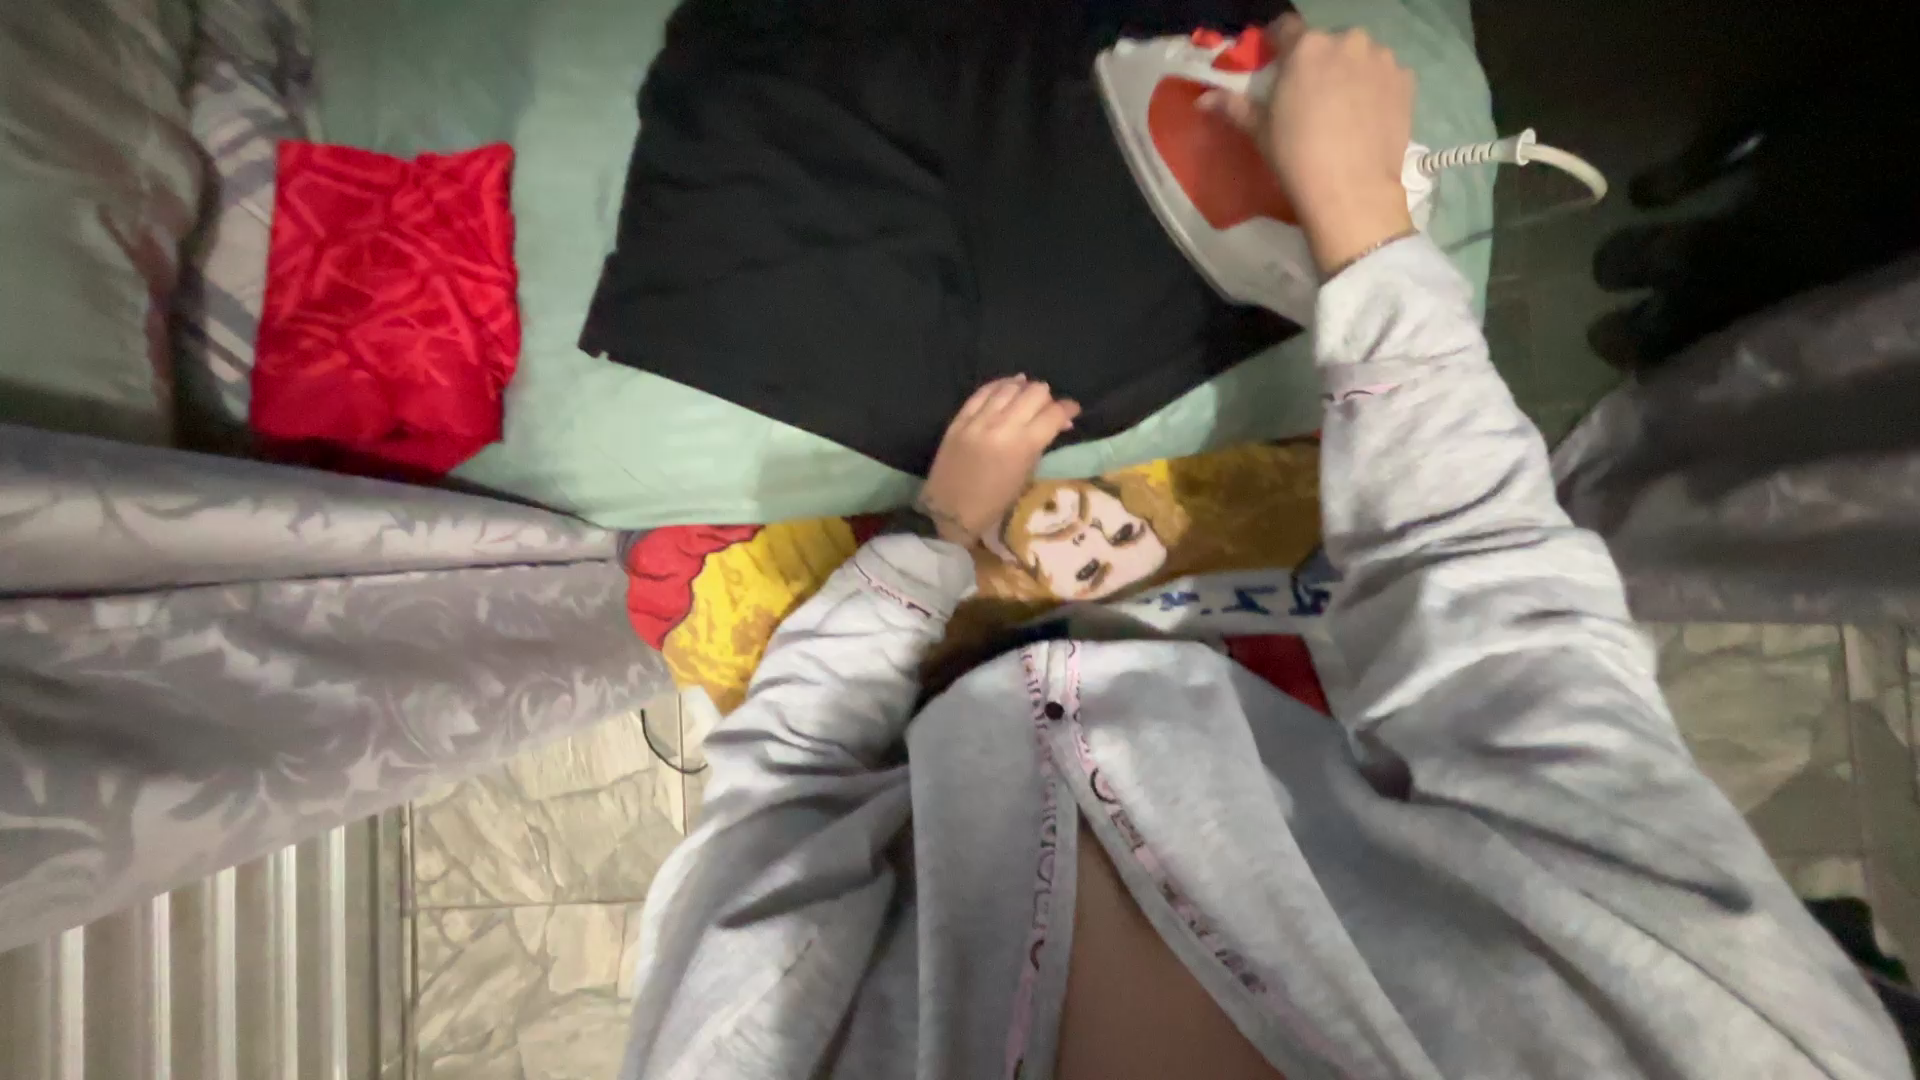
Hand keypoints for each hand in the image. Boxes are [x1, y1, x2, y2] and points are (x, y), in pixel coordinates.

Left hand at [919, 376, 1080, 546]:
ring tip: (1028, 392)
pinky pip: (982, 392)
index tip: (1072, 410)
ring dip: (1024, 387)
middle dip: (1047, 397)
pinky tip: (1007, 386)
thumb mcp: (1026, 476)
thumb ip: (1041, 445)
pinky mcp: (960, 419)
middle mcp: (1003, 425)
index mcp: (1024, 445)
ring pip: (1009, 387)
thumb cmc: (994, 502)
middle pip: (1035, 392)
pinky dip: (998, 386)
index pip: (1054, 413)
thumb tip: (1059, 424)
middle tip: (1047, 407)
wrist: (950, 511)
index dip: (1068, 408)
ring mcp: (979, 420)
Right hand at [1202, 14, 1416, 274]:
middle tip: (1309, 101)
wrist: (1350, 190)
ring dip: (1347, 74)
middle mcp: (1347, 40)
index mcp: (1306, 48)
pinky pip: (1382, 76)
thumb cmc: (1296, 158)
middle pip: (1326, 43)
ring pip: (1358, 57)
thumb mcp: (1260, 132)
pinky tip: (1363, 120)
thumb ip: (1234, 107)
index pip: (1285, 27)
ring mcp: (1381, 57)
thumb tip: (1203, 100)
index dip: (1277, 46)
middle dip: (1317, 64)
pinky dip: (1372, 90)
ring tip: (1340, 113)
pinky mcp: (1405, 78)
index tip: (1275, 67)